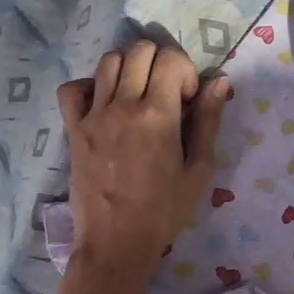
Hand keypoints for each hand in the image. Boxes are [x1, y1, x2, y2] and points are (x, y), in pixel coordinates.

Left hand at [57, 40, 230, 288]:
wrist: (116, 243)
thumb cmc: (165, 210)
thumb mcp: (200, 169)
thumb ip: (209, 120)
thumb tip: (220, 80)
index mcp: (157, 115)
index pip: (171, 58)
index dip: (186, 72)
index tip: (188, 101)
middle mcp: (122, 106)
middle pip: (139, 50)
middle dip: (160, 62)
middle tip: (167, 95)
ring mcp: (93, 115)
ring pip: (108, 61)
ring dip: (130, 68)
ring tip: (139, 95)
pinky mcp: (73, 129)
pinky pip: (72, 89)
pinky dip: (90, 86)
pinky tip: (105, 103)